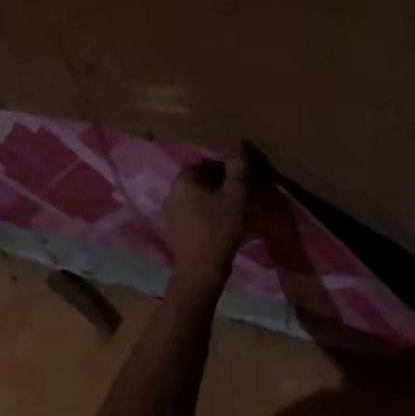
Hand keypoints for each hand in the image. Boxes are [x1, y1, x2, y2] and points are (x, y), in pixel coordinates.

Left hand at [163, 145, 253, 290]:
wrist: (200, 270)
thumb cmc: (219, 229)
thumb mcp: (236, 195)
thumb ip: (238, 167)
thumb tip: (239, 145)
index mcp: (184, 179)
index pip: (209, 163)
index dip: (229, 171)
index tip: (244, 184)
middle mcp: (172, 192)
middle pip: (202, 181)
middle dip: (221, 185)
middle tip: (241, 198)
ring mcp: (170, 212)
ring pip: (198, 198)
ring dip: (214, 201)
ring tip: (233, 213)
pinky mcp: (173, 230)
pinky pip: (193, 215)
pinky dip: (206, 216)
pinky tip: (219, 228)